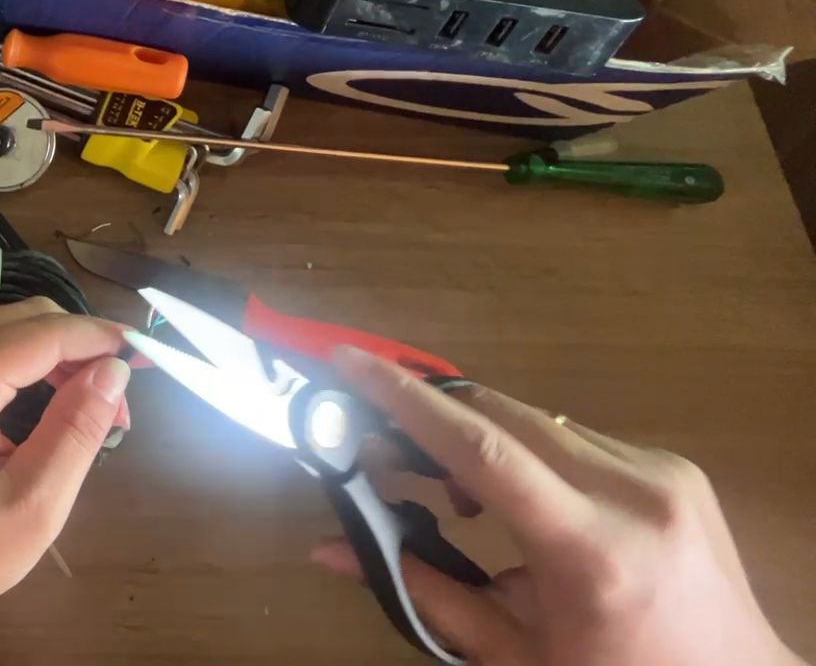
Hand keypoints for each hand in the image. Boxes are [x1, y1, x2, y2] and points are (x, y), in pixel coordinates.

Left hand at [0, 298, 133, 636]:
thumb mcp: (33, 505)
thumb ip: (75, 430)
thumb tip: (115, 371)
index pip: (44, 333)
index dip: (100, 337)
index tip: (150, 353)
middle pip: (30, 319)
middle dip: (84, 344)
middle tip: (124, 398)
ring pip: (15, 327)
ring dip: (63, 353)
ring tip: (101, 409)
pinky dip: (37, 362)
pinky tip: (62, 401)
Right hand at [315, 347, 803, 665]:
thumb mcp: (512, 651)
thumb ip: (417, 587)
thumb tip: (324, 549)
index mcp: (593, 551)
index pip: (480, 448)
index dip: (403, 398)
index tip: (346, 360)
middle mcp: (634, 498)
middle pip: (495, 416)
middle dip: (427, 418)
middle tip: (384, 449)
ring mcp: (662, 476)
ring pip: (524, 417)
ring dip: (471, 436)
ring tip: (458, 493)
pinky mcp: (672, 468)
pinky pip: (561, 431)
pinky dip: (517, 448)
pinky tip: (516, 494)